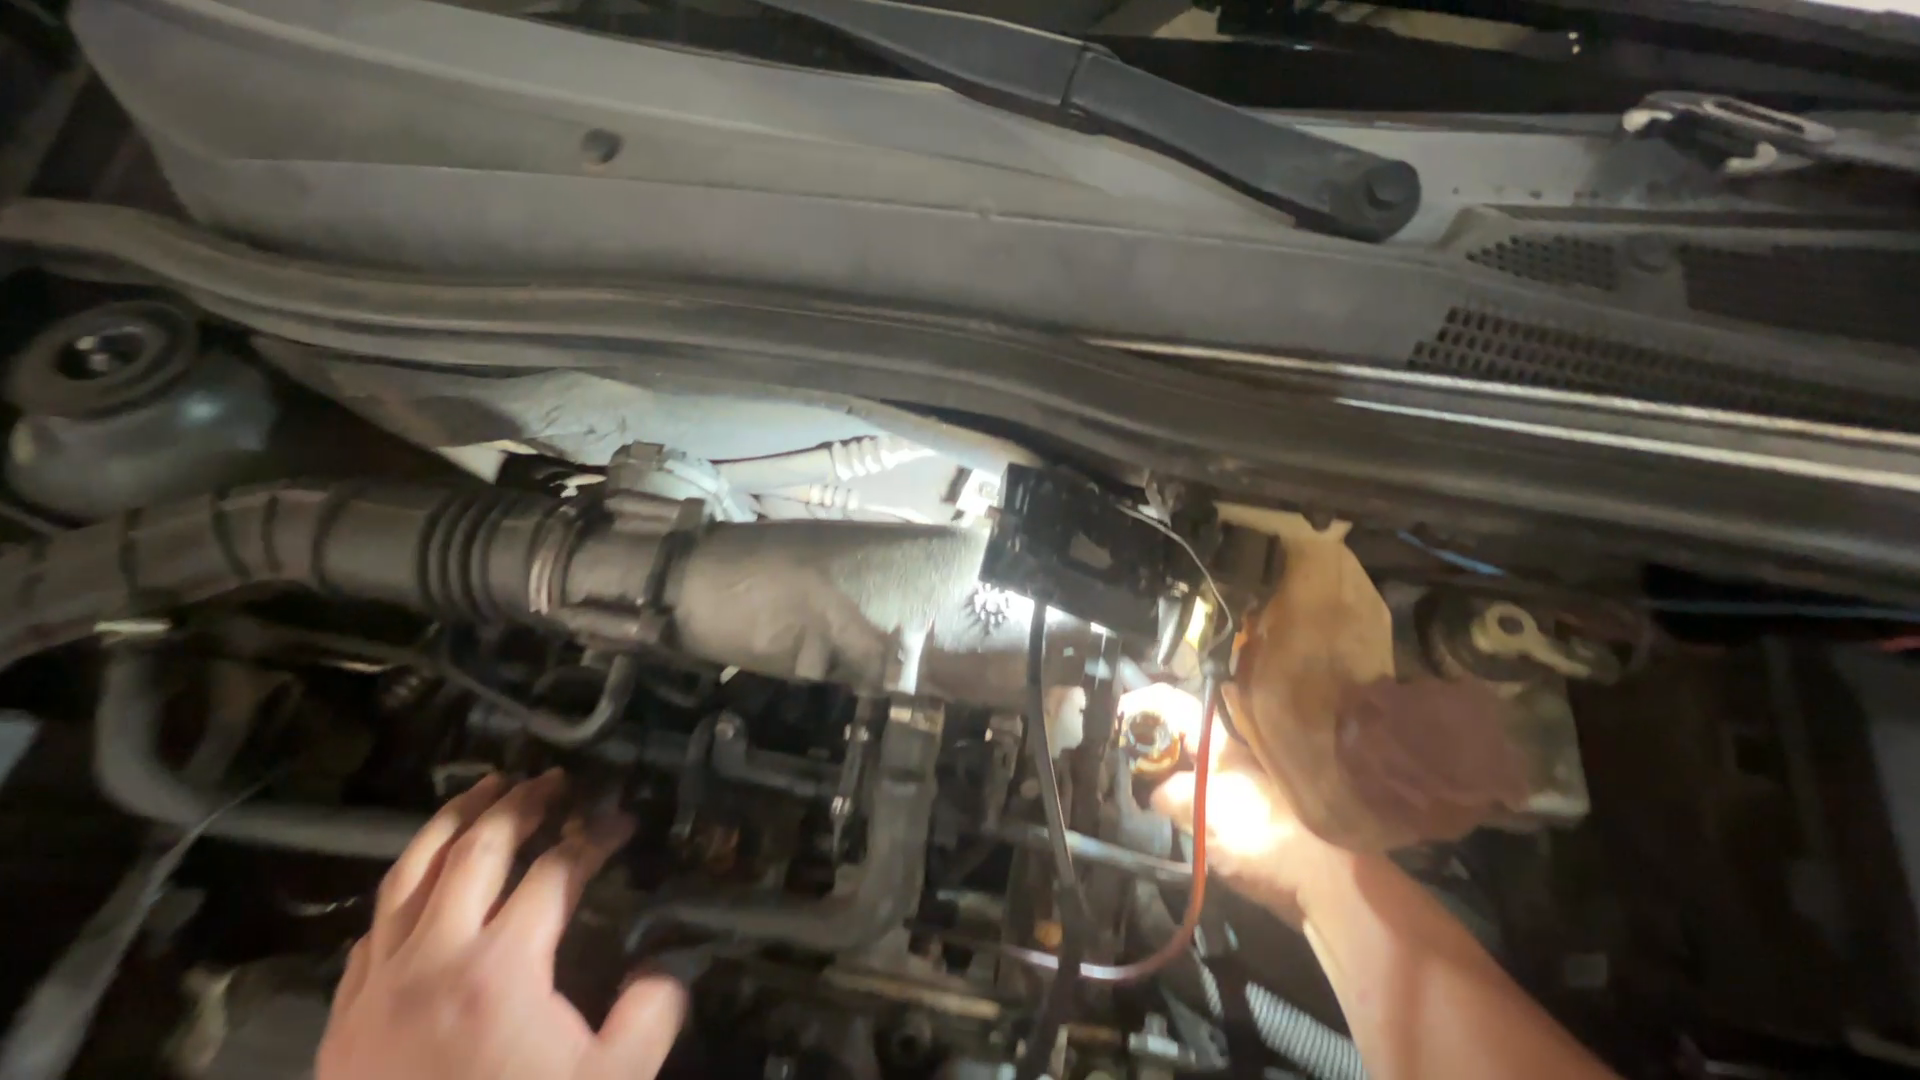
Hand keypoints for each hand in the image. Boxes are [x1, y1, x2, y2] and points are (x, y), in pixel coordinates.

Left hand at [318, 770, 687, 1079]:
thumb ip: (652, 1016)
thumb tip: (662, 970)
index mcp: (500, 968)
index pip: (556, 870)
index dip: (595, 836)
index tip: (621, 822)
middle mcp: (432, 956)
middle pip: (477, 848)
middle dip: (522, 803)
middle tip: (554, 781)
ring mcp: (377, 983)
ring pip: (410, 871)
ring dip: (453, 820)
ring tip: (486, 788)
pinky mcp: (344, 1016)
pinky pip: (374, 924)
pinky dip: (406, 883)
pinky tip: (423, 879)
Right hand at [1125, 684, 1347, 926]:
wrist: (1328, 886)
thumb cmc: (1262, 839)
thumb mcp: (1202, 815)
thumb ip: (1168, 795)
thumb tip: (1155, 793)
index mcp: (1221, 743)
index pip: (1173, 704)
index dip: (1140, 705)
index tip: (1114, 719)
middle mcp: (1233, 753)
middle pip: (1180, 734)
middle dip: (1149, 746)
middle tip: (1122, 764)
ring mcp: (1244, 780)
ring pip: (1193, 765)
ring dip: (1167, 776)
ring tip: (1139, 794)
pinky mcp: (1252, 810)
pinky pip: (1208, 792)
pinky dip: (1187, 799)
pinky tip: (1173, 820)